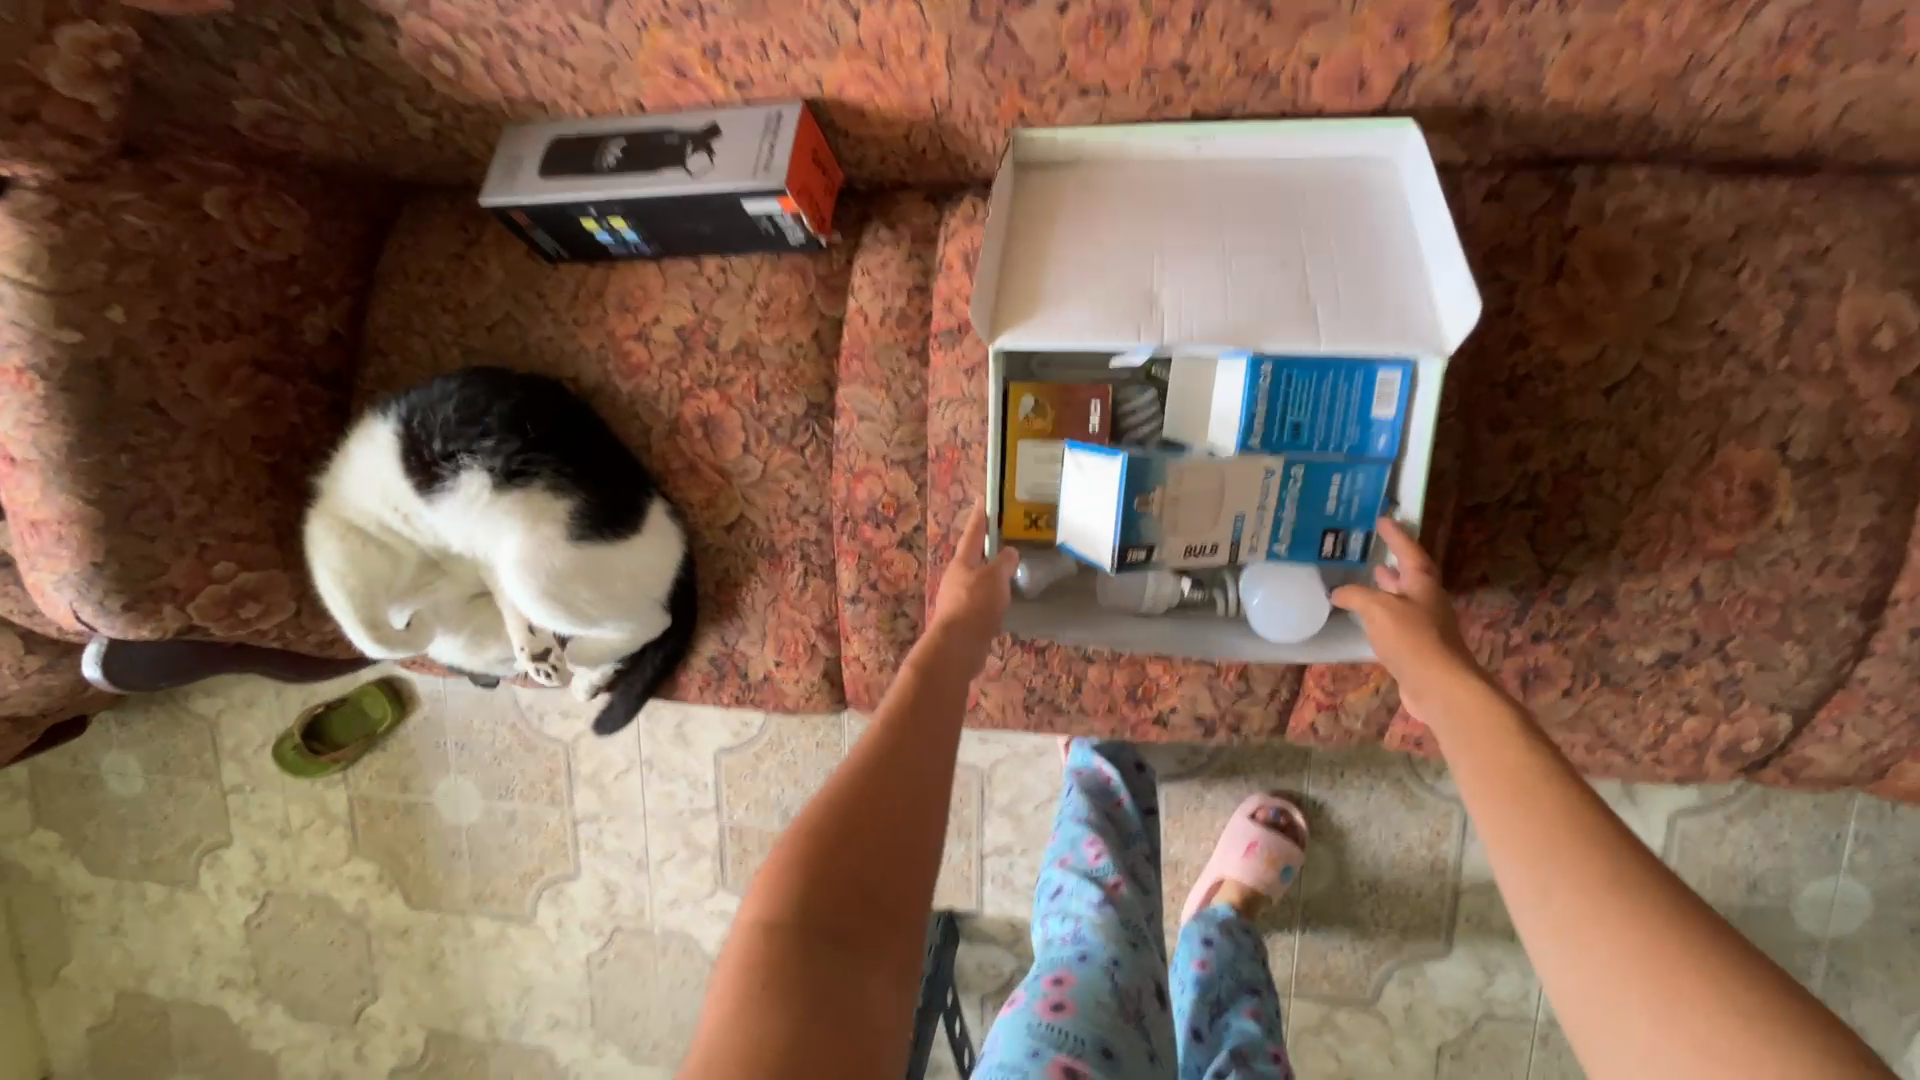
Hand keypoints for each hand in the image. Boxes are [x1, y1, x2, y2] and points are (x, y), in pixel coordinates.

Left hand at [926, 502, 1019, 671]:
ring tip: (1008, 572)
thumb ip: (1004, 563)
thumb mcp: (995, 578)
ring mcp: (958, 600)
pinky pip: (981, 603)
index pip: (973, 533)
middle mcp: (956, 578)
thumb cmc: (975, 604)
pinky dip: (992, 599)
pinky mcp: (964, 620)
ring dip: (990, 576)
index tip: (982, 500)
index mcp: (962, 562)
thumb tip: (1010, 552)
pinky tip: (1003, 603)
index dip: (979, 517)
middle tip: (1002, 539)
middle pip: (973, 558)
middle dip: (986, 549)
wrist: (957, 646)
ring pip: (977, 582)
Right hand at [1331, 518, 1487, 723]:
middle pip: (1409, 574)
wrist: (1440, 685)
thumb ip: (1356, 596)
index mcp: (1422, 583)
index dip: (1395, 535)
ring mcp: (1424, 624)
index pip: (1408, 551)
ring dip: (1386, 588)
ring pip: (1402, 598)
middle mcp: (1426, 599)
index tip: (1382, 519)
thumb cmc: (1412, 639)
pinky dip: (1380, 613)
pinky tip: (1365, 616)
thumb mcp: (1378, 609)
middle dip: (1393, 562)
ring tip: (1368, 578)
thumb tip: (1337, 592)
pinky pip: (1395, 620)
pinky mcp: (1417, 646)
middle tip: (1373, 550)